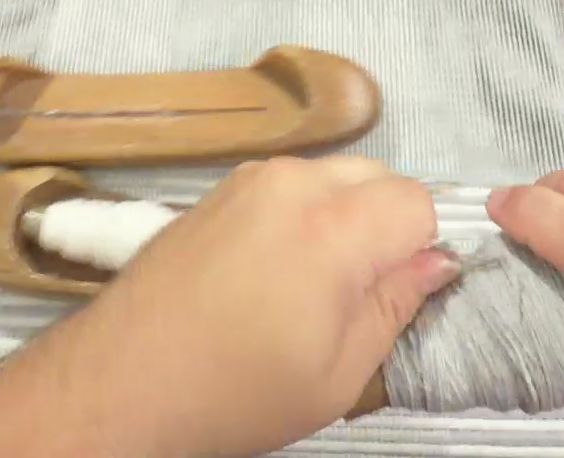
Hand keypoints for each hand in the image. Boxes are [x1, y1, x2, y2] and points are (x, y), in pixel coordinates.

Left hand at [0, 156, 455, 457]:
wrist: (125, 374)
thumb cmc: (234, 389)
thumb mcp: (338, 373)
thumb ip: (397, 304)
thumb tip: (438, 262)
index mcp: (331, 228)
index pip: (416, 200)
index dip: (420, 244)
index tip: (397, 285)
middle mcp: (294, 182)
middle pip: (377, 176)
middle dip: (386, 222)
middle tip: (356, 288)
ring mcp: (254, 175)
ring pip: (335, 173)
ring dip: (345, 212)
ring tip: (309, 278)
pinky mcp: (226, 182)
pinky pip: (292, 179)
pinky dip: (305, 207)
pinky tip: (273, 262)